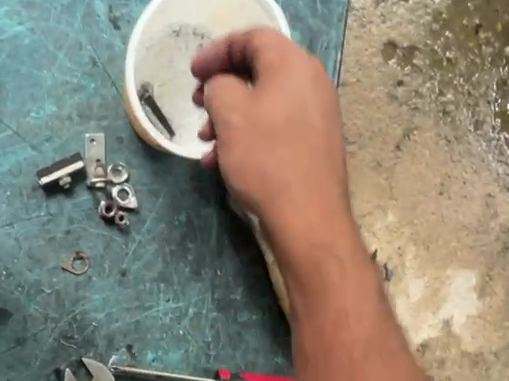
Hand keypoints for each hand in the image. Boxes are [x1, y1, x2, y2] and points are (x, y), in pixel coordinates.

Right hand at [192, 29, 356, 266]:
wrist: (306, 214)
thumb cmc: (265, 159)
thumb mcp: (230, 115)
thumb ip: (219, 87)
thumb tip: (221, 86)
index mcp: (291, 63)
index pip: (251, 39)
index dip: (217, 51)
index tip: (192, 73)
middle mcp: (309, 81)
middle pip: (258, 72)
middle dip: (222, 90)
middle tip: (198, 108)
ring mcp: (315, 114)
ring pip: (263, 105)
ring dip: (230, 120)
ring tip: (207, 145)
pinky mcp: (313, 143)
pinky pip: (274, 129)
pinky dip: (247, 138)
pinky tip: (225, 164)